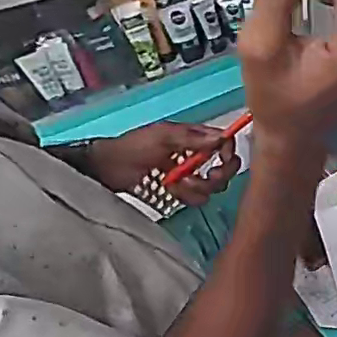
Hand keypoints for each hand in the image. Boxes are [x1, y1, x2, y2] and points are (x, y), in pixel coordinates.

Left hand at [71, 122, 238, 205]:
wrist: (108, 169)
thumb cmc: (133, 147)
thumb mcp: (162, 137)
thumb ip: (192, 138)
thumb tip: (222, 138)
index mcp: (194, 138)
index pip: (224, 143)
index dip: (228, 152)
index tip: (222, 161)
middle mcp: (195, 156)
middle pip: (225, 168)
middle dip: (218, 176)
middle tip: (208, 178)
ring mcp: (189, 175)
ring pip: (212, 187)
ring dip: (197, 188)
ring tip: (176, 185)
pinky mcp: (180, 192)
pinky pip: (196, 198)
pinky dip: (186, 197)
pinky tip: (170, 191)